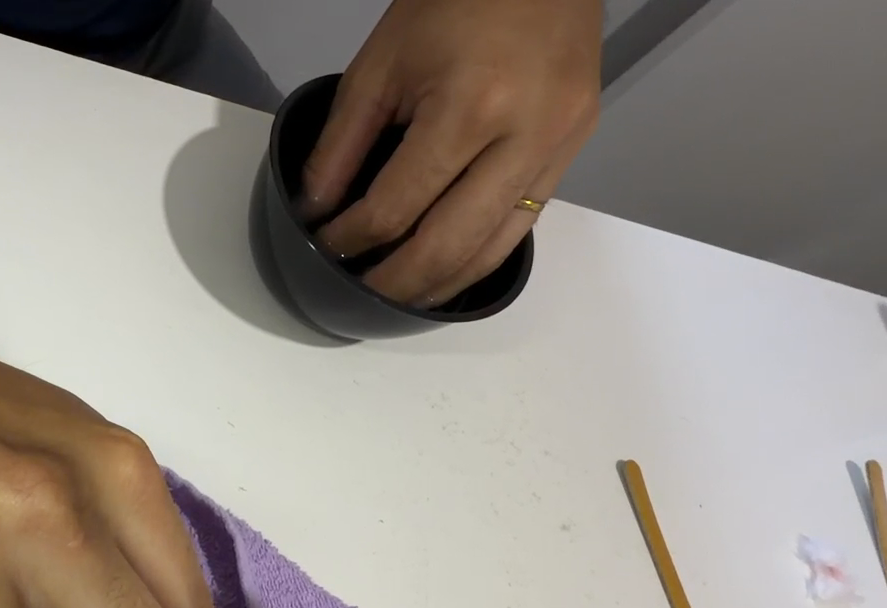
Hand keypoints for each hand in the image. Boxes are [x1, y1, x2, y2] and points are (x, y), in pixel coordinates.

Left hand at [304, 0, 600, 305]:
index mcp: (472, 109)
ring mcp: (561, 145)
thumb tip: (313, 213)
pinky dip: (474, 260)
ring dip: (436, 286)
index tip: (323, 245)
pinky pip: (521, 227)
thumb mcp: (375, 68)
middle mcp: (527, 136)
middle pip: (447, 246)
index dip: (348, 239)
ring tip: (393, 296)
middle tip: (355, 293)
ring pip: (491, 250)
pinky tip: (439, 272)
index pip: (394, 210)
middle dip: (392, 282)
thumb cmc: (454, 1)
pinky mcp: (575, 148)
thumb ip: (337, 148)